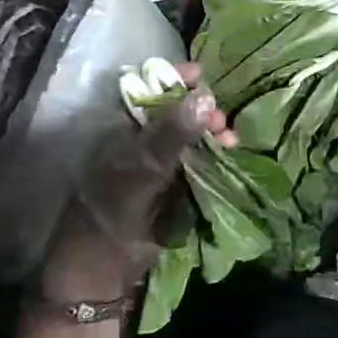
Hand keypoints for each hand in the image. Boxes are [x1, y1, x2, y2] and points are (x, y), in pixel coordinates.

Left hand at [40, 63, 232, 302]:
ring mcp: (163, 160)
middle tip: (221, 121)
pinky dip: (216, 153)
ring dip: (214, 132)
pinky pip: (201, 158)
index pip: (152, 88)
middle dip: (204, 109)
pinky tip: (230, 152)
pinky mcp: (178, 182)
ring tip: (229, 141)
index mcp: (126, 125)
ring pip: (194, 134)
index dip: (177, 79)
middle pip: (180, 110)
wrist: (107, 261)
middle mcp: (145, 137)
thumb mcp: (144, 165)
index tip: (204, 76)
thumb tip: (206, 96)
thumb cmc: (114, 206)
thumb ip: (173, 132)